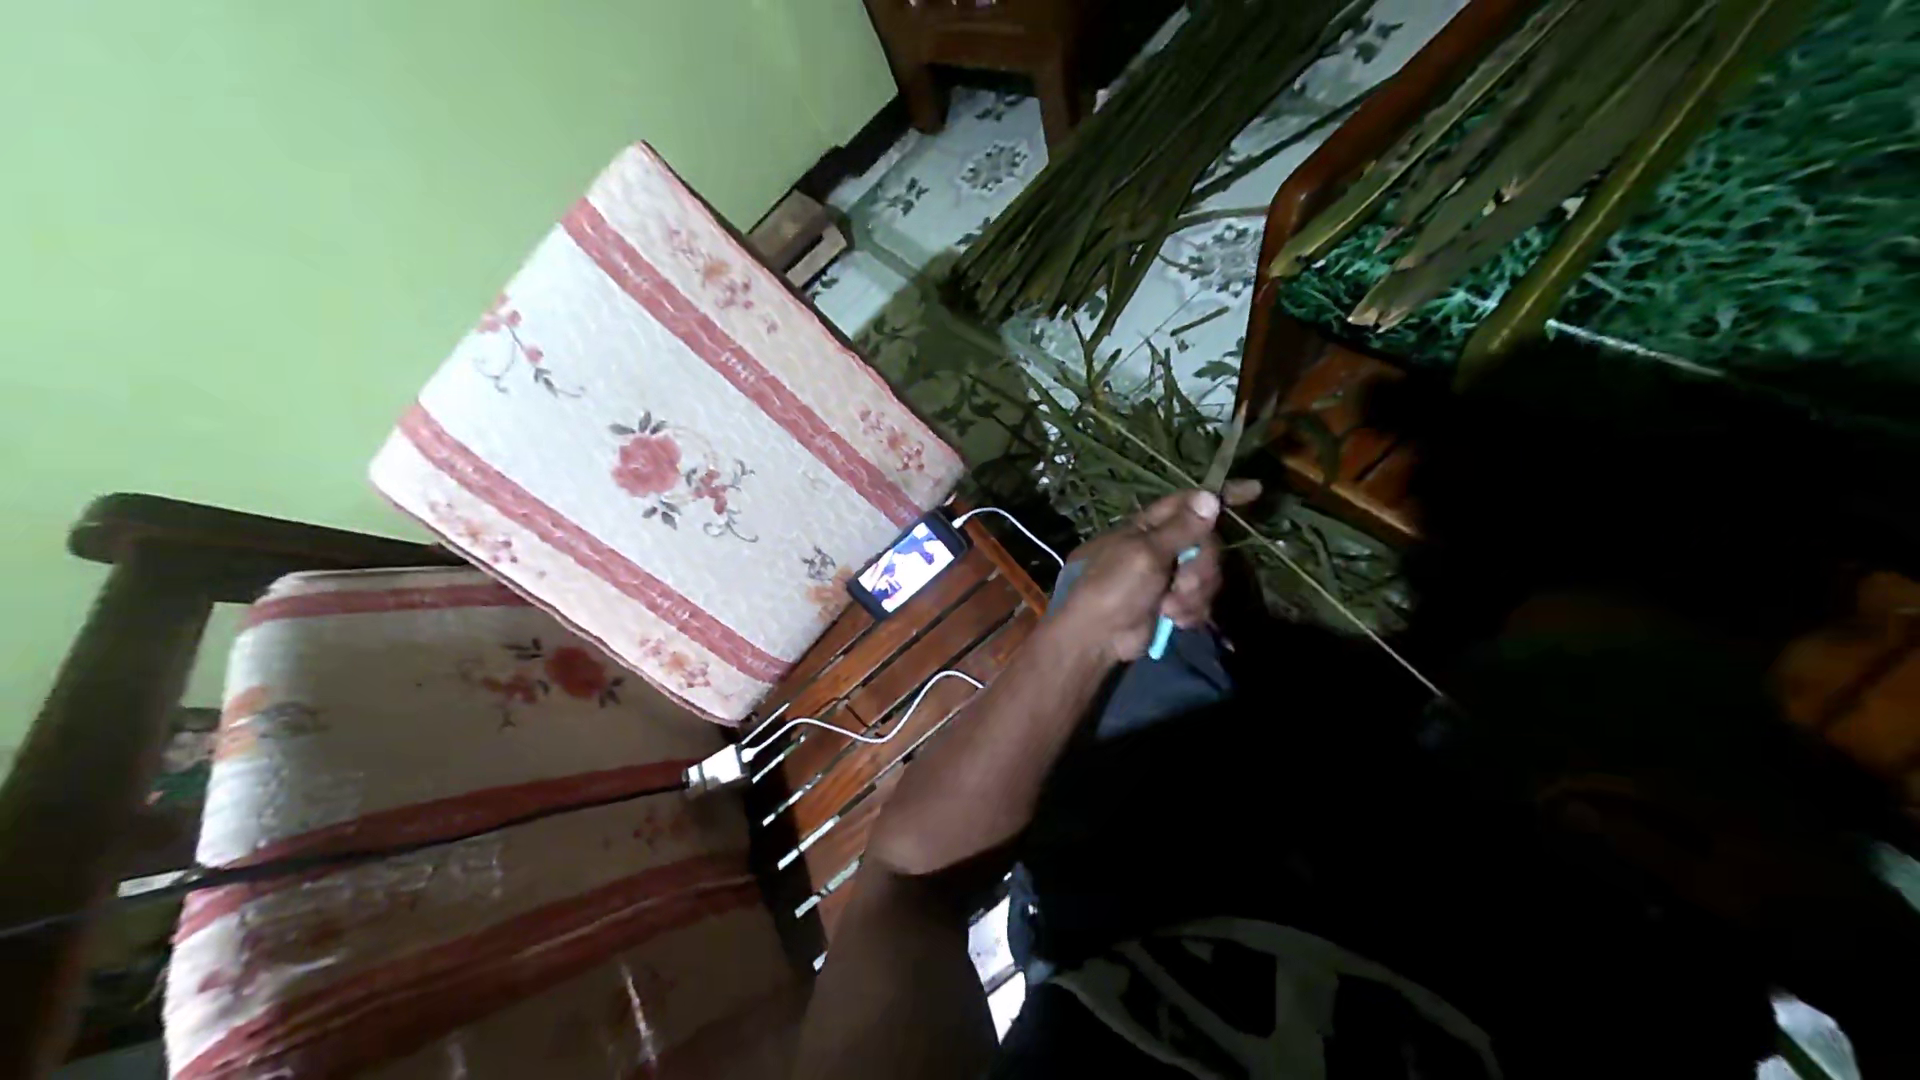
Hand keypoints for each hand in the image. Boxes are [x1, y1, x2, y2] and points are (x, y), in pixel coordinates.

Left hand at [1055, 482, 1258, 662]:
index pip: (1188, 503)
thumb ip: (1180, 529)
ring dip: (1193, 595)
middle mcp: (1161, 547)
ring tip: (1169, 609)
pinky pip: (1201, 600)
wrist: (1097, 637)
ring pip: (1207, 576)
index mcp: (1147, 526)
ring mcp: (1168, 576)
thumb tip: (1210, 497)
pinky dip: (1190, 612)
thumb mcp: (1145, 553)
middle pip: (1206, 544)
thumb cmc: (1112, 587)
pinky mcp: (1174, 603)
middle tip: (1181, 584)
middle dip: (1200, 568)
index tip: (1255, 489)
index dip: (1220, 497)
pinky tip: (1174, 621)